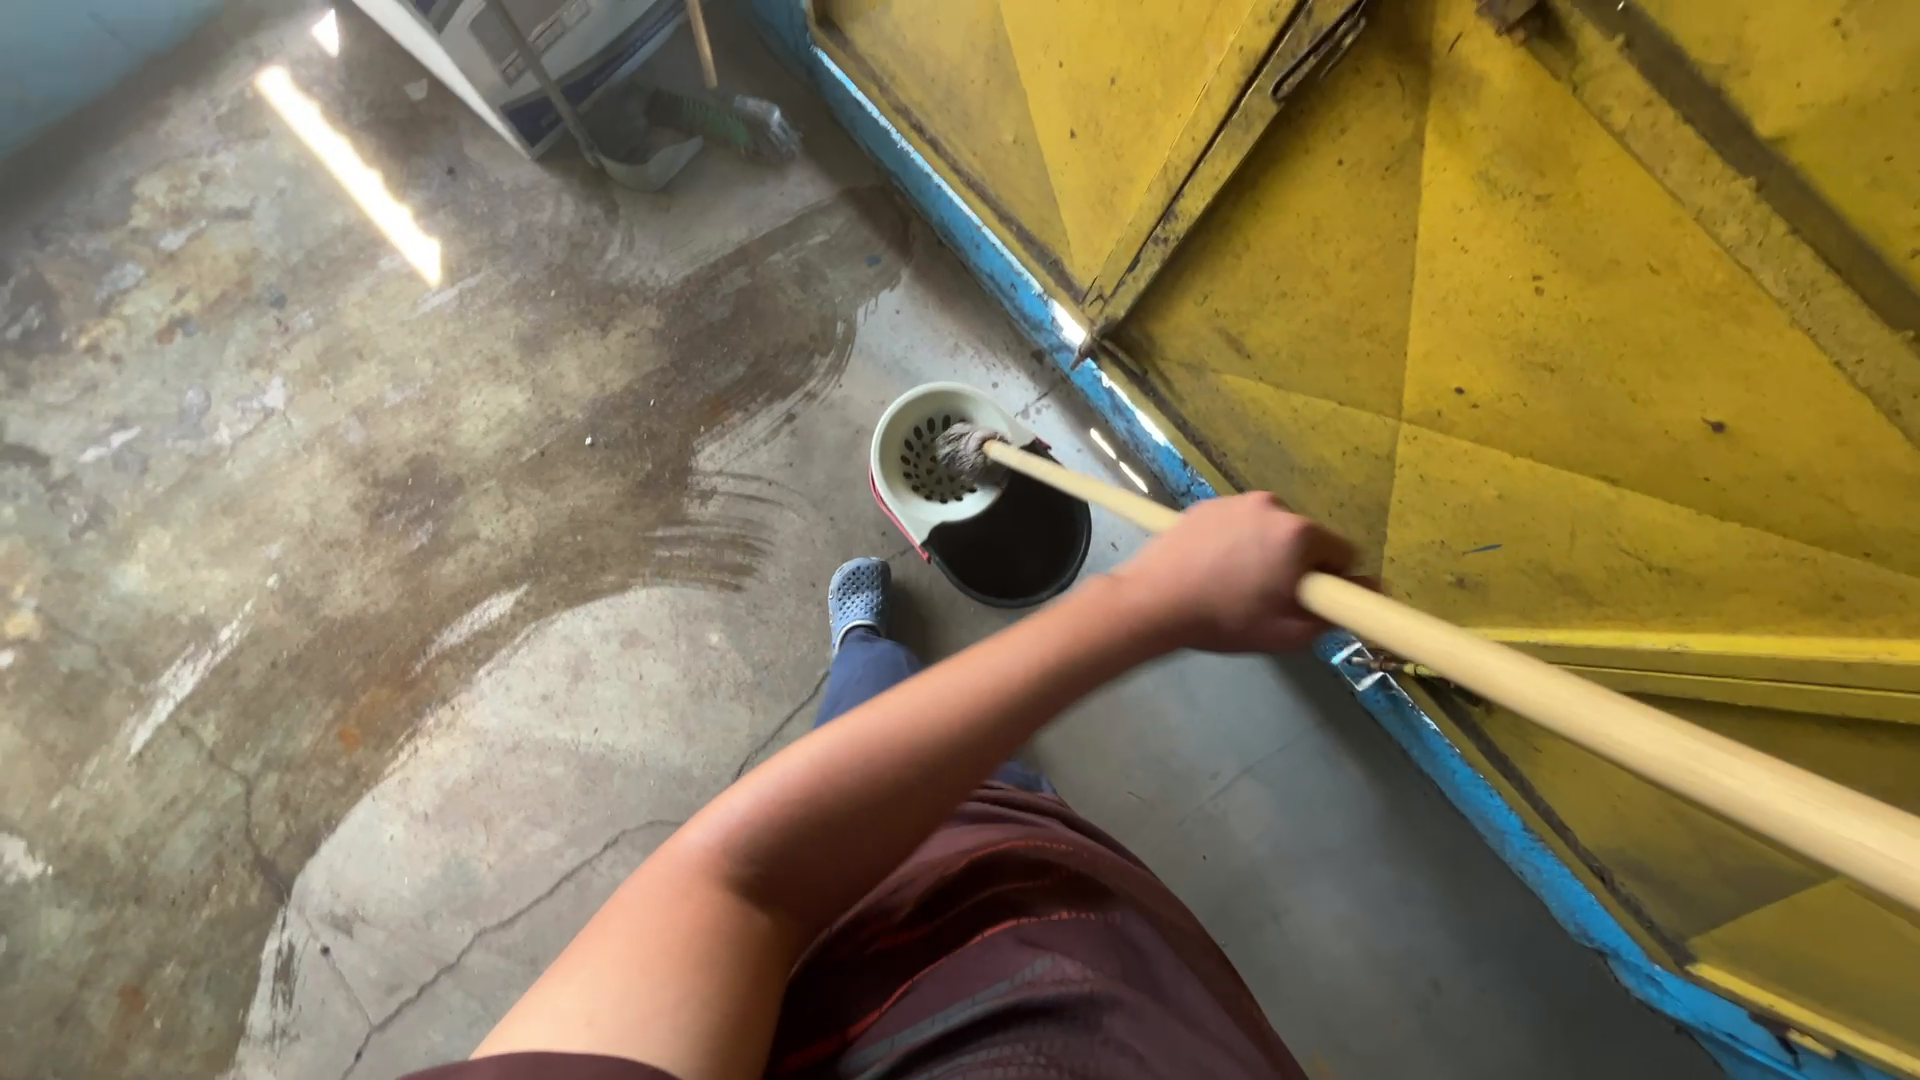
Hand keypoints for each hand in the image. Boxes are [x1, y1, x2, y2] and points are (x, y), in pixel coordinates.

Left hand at [1110, 493, 1356, 653]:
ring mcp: (1234, 501)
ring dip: (1264, 550)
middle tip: (1265, 595)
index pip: (1343, 553)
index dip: (1332, 580)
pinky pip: (1237, 523)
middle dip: (1295, 564)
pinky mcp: (1205, 505)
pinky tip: (1212, 566)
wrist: (1153, 601)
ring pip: (1269, 529)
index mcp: (1299, 533)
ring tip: (1233, 582)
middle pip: (1304, 538)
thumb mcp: (1287, 633)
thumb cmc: (1223, 619)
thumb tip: (1366, 591)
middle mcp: (1272, 505)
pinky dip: (1234, 540)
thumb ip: (1334, 614)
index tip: (1306, 599)